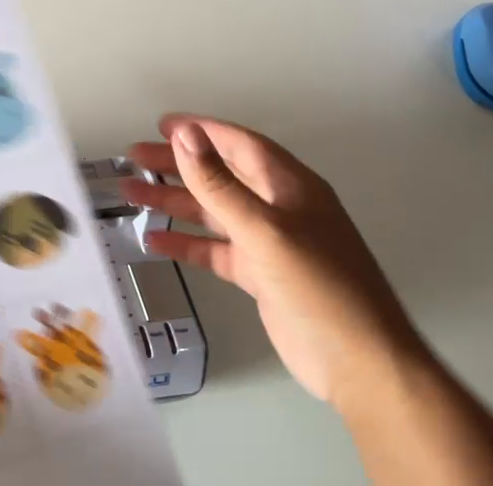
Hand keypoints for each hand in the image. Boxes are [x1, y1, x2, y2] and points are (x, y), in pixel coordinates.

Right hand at [123, 113, 423, 407]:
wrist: (361, 366)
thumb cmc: (319, 288)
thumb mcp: (264, 231)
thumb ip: (219, 184)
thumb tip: (186, 135)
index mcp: (291, 188)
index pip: (241, 145)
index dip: (202, 131)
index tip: (161, 126)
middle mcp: (280, 208)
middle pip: (222, 175)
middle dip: (178, 164)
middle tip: (135, 158)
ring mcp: (270, 243)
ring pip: (214, 211)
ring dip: (175, 202)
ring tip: (131, 193)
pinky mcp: (261, 275)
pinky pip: (215, 249)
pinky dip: (187, 242)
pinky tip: (155, 239)